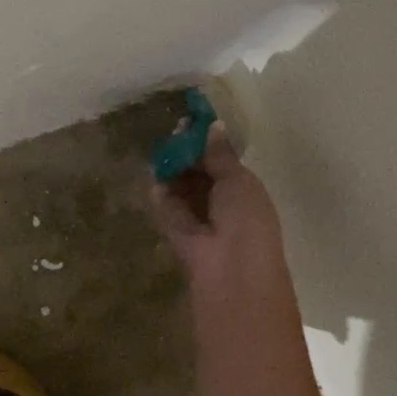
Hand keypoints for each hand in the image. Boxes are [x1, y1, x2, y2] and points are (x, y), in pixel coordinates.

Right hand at [148, 121, 285, 298]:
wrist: (231, 270)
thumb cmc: (245, 220)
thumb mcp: (237, 180)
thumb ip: (220, 155)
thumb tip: (214, 125)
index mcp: (245, 192)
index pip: (222, 164)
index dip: (207, 145)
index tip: (190, 125)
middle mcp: (222, 206)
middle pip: (200, 177)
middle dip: (186, 158)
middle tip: (170, 136)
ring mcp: (198, 223)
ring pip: (182, 193)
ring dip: (172, 175)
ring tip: (158, 152)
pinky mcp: (176, 235)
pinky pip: (167, 211)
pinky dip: (160, 197)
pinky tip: (151, 179)